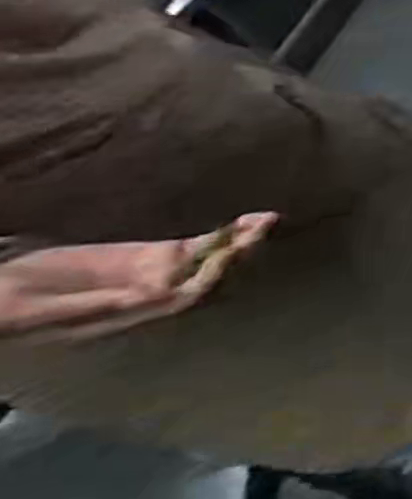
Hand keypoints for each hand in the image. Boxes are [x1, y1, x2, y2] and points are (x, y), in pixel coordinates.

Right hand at [0, 213, 275, 341]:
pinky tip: (250, 219)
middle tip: (263, 228)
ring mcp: (159, 272)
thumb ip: (102, 304)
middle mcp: (154, 293)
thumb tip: (154, 295)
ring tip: (266, 218)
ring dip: (243, 240)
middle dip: (240, 254)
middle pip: (210, 275)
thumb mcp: (46, 310)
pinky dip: (228, 232)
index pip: (185, 296)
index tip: (228, 254)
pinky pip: (201, 244)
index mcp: (130, 312)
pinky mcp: (157, 255)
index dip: (210, 276)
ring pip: (214, 257)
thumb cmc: (10, 308)